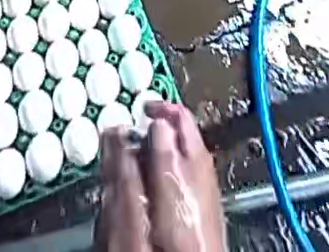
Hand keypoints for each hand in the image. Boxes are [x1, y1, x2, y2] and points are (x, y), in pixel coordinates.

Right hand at [96, 102, 225, 251]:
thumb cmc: (187, 221)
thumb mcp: (170, 173)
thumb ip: (163, 142)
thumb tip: (156, 119)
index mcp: (196, 151)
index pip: (179, 113)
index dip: (159, 107)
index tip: (141, 109)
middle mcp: (199, 164)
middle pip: (173, 133)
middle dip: (150, 131)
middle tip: (129, 135)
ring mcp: (195, 183)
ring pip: (169, 154)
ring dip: (150, 152)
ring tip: (132, 157)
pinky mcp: (189, 200)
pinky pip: (169, 174)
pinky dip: (154, 171)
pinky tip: (145, 183)